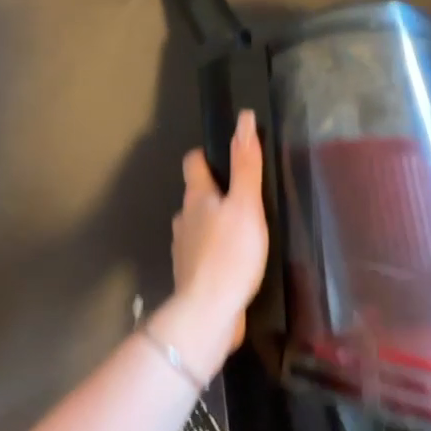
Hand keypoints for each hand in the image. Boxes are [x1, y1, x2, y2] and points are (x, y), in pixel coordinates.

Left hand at [168, 110, 268, 358]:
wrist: (208, 310)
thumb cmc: (230, 253)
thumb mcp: (246, 205)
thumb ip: (246, 165)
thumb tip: (242, 120)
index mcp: (196, 196)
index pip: (193, 162)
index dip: (207, 156)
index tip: (225, 156)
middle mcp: (184, 217)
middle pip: (196, 194)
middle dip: (215, 192)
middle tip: (243, 195)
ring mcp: (184, 246)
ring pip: (198, 224)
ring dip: (215, 223)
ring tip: (241, 228)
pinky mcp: (191, 273)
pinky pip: (203, 253)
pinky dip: (215, 250)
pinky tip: (233, 260)